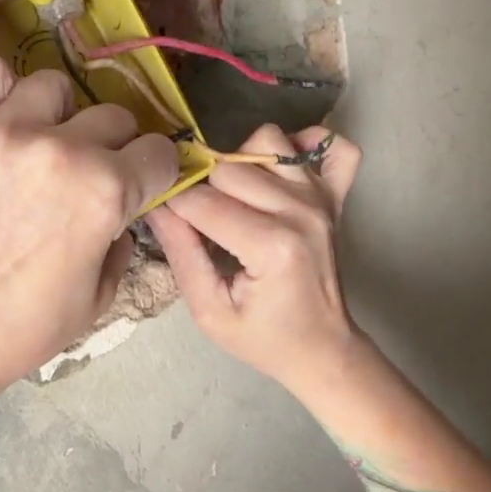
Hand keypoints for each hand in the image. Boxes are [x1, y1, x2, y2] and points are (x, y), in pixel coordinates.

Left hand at [0, 54, 177, 401]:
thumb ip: (122, 242)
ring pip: (56, 86)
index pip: (159, 152)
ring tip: (39, 147)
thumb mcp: (100, 298)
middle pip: (114, 117)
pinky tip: (0, 119)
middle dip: (112, 149)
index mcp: (106, 193)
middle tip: (86, 178)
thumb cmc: (23, 327)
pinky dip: (1, 87)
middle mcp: (63, 150)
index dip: (154, 174)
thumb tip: (122, 213)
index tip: (138, 187)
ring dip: (59, 116)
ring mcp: (4, 130)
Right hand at [145, 124, 363, 392]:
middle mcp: (301, 211)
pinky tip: (278, 173)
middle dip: (202, 187)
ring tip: (234, 198)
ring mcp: (322, 198)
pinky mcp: (336, 195)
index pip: (202, 201)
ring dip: (241, 163)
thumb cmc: (263, 338)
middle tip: (198, 219)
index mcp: (272, 246)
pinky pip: (331, 145)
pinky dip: (303, 146)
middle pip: (230, 166)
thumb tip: (154, 204)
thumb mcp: (209, 311)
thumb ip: (182, 254)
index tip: (166, 221)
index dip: (174, 206)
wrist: (322, 349)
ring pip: (268, 142)